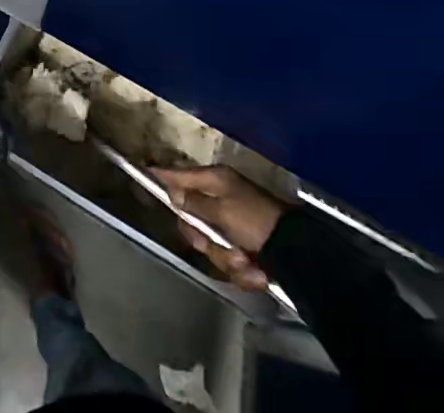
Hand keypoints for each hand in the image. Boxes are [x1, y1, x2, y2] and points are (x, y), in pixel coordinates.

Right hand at [152, 165, 289, 290]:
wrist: (300, 255)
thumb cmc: (257, 222)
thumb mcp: (222, 210)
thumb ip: (194, 202)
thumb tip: (173, 193)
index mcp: (216, 182)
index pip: (180, 175)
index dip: (162, 177)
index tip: (142, 172)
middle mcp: (222, 200)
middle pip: (191, 218)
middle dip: (202, 237)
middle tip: (208, 243)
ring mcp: (233, 226)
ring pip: (210, 244)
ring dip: (226, 258)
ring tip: (245, 263)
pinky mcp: (245, 249)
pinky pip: (229, 260)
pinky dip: (242, 271)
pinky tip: (256, 272)